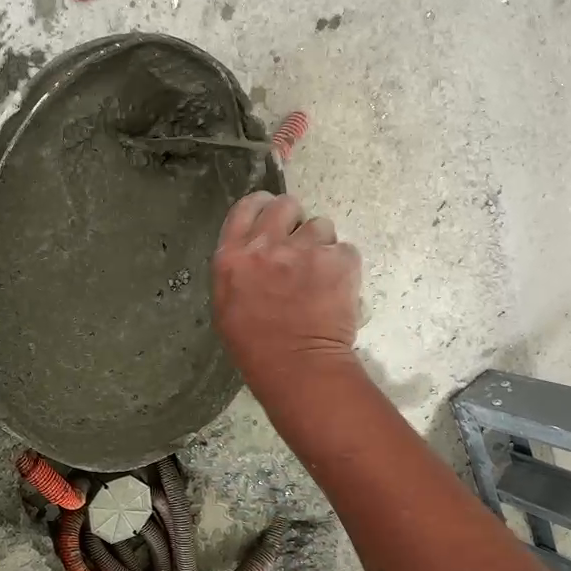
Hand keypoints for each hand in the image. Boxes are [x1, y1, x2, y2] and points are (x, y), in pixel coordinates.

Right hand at [210, 192, 361, 379]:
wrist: (297, 365)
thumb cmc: (254, 345)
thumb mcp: (227, 304)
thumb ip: (238, 269)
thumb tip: (255, 251)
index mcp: (231, 258)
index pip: (245, 208)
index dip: (261, 207)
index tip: (270, 215)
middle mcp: (266, 246)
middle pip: (285, 205)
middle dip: (293, 220)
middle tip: (297, 246)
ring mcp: (304, 251)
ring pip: (319, 226)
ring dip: (319, 245)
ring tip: (316, 276)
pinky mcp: (339, 259)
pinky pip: (343, 250)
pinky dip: (341, 266)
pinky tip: (332, 290)